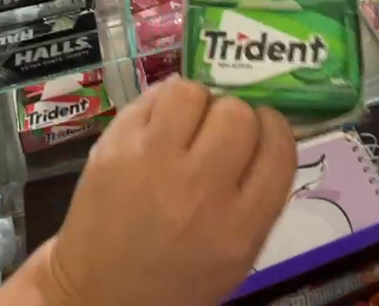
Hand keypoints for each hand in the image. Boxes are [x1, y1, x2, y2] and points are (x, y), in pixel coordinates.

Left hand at [0, 79, 296, 305]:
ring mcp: (153, 162)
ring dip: (193, 102)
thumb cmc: (176, 279)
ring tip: (184, 121)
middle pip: (237, 114)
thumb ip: (256, 195)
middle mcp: (201, 189)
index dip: (274, 127)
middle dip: (232, 115)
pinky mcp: (116, 145)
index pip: (278, 148)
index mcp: (239, 227)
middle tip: (217, 130)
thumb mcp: (235, 254)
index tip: (262, 126)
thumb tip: (262, 131)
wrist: (100, 296)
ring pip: (191, 93)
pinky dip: (158, 103)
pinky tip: (155, 124)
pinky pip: (151, 96)